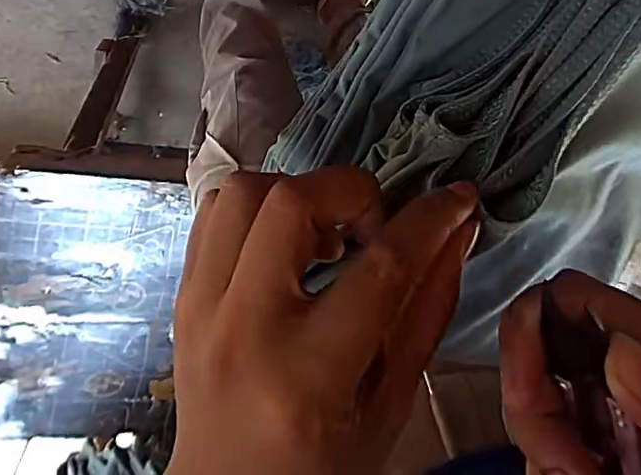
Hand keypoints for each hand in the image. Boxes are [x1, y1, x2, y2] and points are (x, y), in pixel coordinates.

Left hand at [168, 168, 480, 474]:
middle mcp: (242, 328)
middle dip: (350, 193)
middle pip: (291, 203)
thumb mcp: (389, 406)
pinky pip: (216, 211)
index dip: (428, 220)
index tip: (456, 198)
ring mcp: (201, 306)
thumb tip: (454, 233)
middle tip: (374, 227)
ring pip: (244, 193)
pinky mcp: (183, 293)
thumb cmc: (320, 469)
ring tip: (325, 232)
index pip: (378, 268)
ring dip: (298, 194)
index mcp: (306, 377)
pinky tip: (285, 241)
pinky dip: (258, 207)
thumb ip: (425, 311)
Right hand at [500, 269, 640, 474]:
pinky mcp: (607, 461)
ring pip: (537, 403)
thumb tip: (620, 351)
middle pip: (540, 349)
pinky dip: (551, 467)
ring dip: (543, 447)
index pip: (571, 298)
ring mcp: (618, 422)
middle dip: (533, 400)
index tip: (531, 391)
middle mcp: (634, 377)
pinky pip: (548, 451)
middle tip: (572, 469)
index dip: (534, 325)